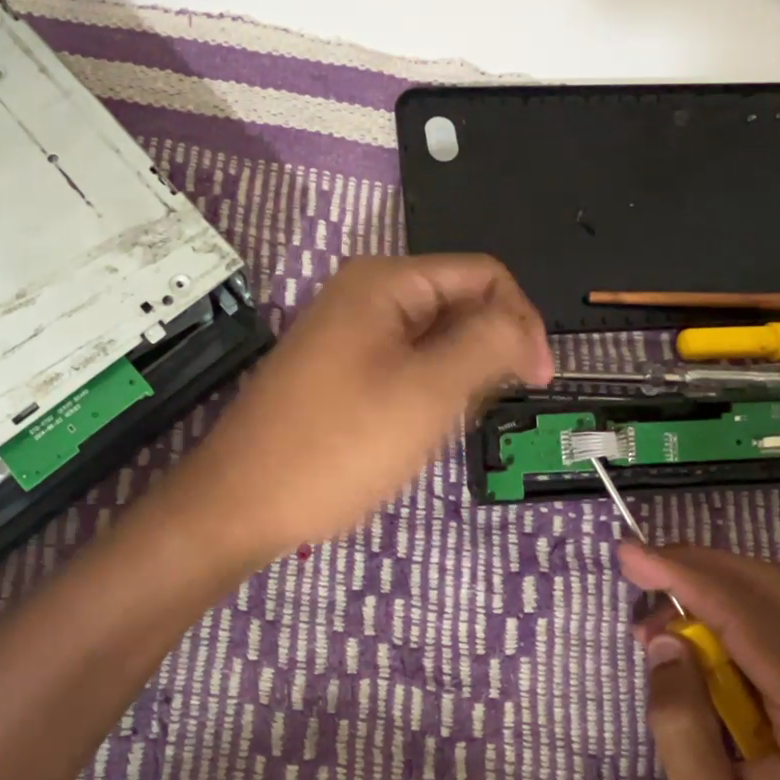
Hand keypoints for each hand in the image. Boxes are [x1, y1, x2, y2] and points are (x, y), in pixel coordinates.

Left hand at [166, 255, 550, 559]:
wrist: (240, 504)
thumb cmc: (338, 446)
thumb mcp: (428, 393)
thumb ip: (489, 344)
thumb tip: (523, 325)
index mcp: (384, 282)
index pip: (485, 275)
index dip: (522, 321)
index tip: (538, 381)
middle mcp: (363, 295)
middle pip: (458, 305)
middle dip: (483, 355)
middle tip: (470, 415)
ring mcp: (346, 334)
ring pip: (433, 342)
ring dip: (453, 383)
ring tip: (431, 431)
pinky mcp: (336, 371)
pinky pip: (402, 368)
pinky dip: (422, 397)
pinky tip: (407, 436)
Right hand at [620, 542, 779, 779]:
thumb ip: (683, 730)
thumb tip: (664, 641)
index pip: (754, 620)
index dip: (687, 575)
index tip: (627, 552)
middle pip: (779, 595)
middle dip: (703, 568)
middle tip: (637, 571)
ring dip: (718, 596)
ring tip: (656, 625)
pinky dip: (737, 626)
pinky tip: (698, 649)